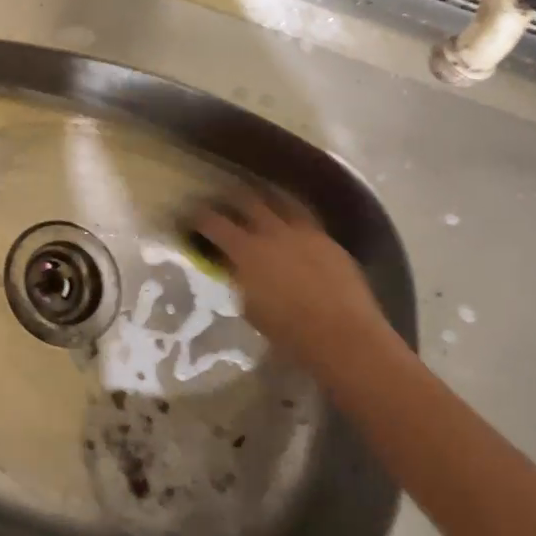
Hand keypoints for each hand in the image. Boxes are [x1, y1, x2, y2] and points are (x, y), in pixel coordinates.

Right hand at [194, 186, 394, 373]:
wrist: (344, 336)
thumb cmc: (289, 331)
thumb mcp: (249, 305)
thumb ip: (238, 277)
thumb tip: (233, 265)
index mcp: (246, 249)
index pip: (213, 222)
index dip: (198, 217)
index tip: (191, 218)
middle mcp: (272, 231)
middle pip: (246, 200)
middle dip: (230, 198)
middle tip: (223, 202)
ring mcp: (304, 232)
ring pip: (280, 201)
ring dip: (265, 199)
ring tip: (258, 200)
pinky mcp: (328, 240)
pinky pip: (305, 218)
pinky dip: (292, 216)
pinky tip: (290, 224)